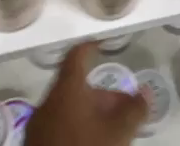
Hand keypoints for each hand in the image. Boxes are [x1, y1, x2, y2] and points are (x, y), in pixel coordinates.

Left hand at [26, 43, 147, 145]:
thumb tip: (146, 93)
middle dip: (102, 95)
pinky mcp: (34, 144)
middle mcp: (48, 102)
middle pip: (76, 86)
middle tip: (123, 109)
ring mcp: (37, 124)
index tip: (103, 43)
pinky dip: (75, 125)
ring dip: (90, 112)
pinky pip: (58, 125)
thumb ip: (134, 109)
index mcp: (66, 89)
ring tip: (110, 129)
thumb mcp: (117, 131)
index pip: (76, 54)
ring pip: (68, 108)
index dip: (91, 45)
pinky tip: (90, 139)